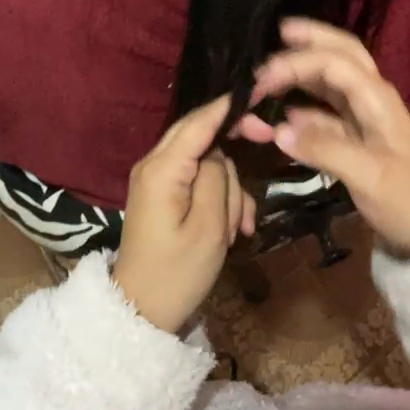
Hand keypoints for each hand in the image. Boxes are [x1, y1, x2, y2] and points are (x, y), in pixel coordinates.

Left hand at [113, 94, 257, 332]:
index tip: (262, 95)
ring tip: (237, 229)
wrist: (140, 314)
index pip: (199, 120)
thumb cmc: (177, 273)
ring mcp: (157, 179)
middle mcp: (154, 163)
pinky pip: (199, 182)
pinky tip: (232, 232)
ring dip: (229, 190)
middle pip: (203, 134)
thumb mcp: (208, 226)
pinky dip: (219, 201)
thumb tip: (217, 152)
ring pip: (207, 162)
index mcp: (162, 168)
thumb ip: (216, 177)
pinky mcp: (164, 195)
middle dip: (235, 149)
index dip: (231, 105)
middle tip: (269, 145)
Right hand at [239, 19, 409, 257]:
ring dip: (303, 72)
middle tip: (277, 32)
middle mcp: (370, 97)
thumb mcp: (370, 177)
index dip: (295, 64)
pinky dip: (302, 108)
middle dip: (309, 40)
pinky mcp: (356, 138)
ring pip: (331, 80)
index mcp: (377, 98)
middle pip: (339, 53)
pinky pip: (325, 112)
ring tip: (270, 72)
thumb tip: (279, 130)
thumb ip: (325, 150)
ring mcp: (364, 117)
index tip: (261, 80)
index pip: (332, 62)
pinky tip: (280, 118)